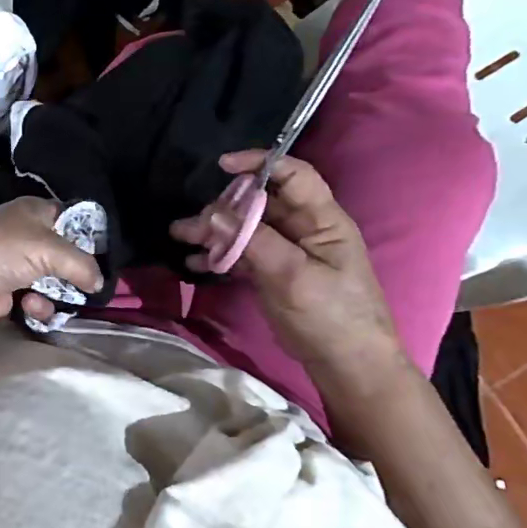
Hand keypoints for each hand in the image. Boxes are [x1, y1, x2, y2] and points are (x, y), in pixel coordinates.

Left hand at [0, 197, 103, 325]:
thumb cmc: (4, 251)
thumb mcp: (51, 249)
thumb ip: (83, 265)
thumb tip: (101, 282)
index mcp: (36, 210)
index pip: (73, 218)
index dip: (90, 236)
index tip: (106, 256)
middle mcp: (28, 233)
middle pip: (66, 253)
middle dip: (77, 271)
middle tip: (90, 285)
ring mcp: (18, 263)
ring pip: (55, 280)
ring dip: (58, 292)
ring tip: (55, 297)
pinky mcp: (10, 291)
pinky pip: (39, 299)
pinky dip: (39, 305)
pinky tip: (30, 306)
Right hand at [170, 151, 400, 372]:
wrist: (346, 364)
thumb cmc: (331, 316)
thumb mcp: (293, 276)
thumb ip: (255, 242)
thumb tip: (214, 213)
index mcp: (321, 220)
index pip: (293, 176)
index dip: (260, 163)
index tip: (222, 166)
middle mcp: (303, 229)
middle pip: (260, 203)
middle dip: (224, 207)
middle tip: (191, 224)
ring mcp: (286, 252)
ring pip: (246, 229)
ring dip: (214, 232)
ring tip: (180, 238)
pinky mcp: (273, 273)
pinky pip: (242, 255)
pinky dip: (219, 257)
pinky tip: (194, 264)